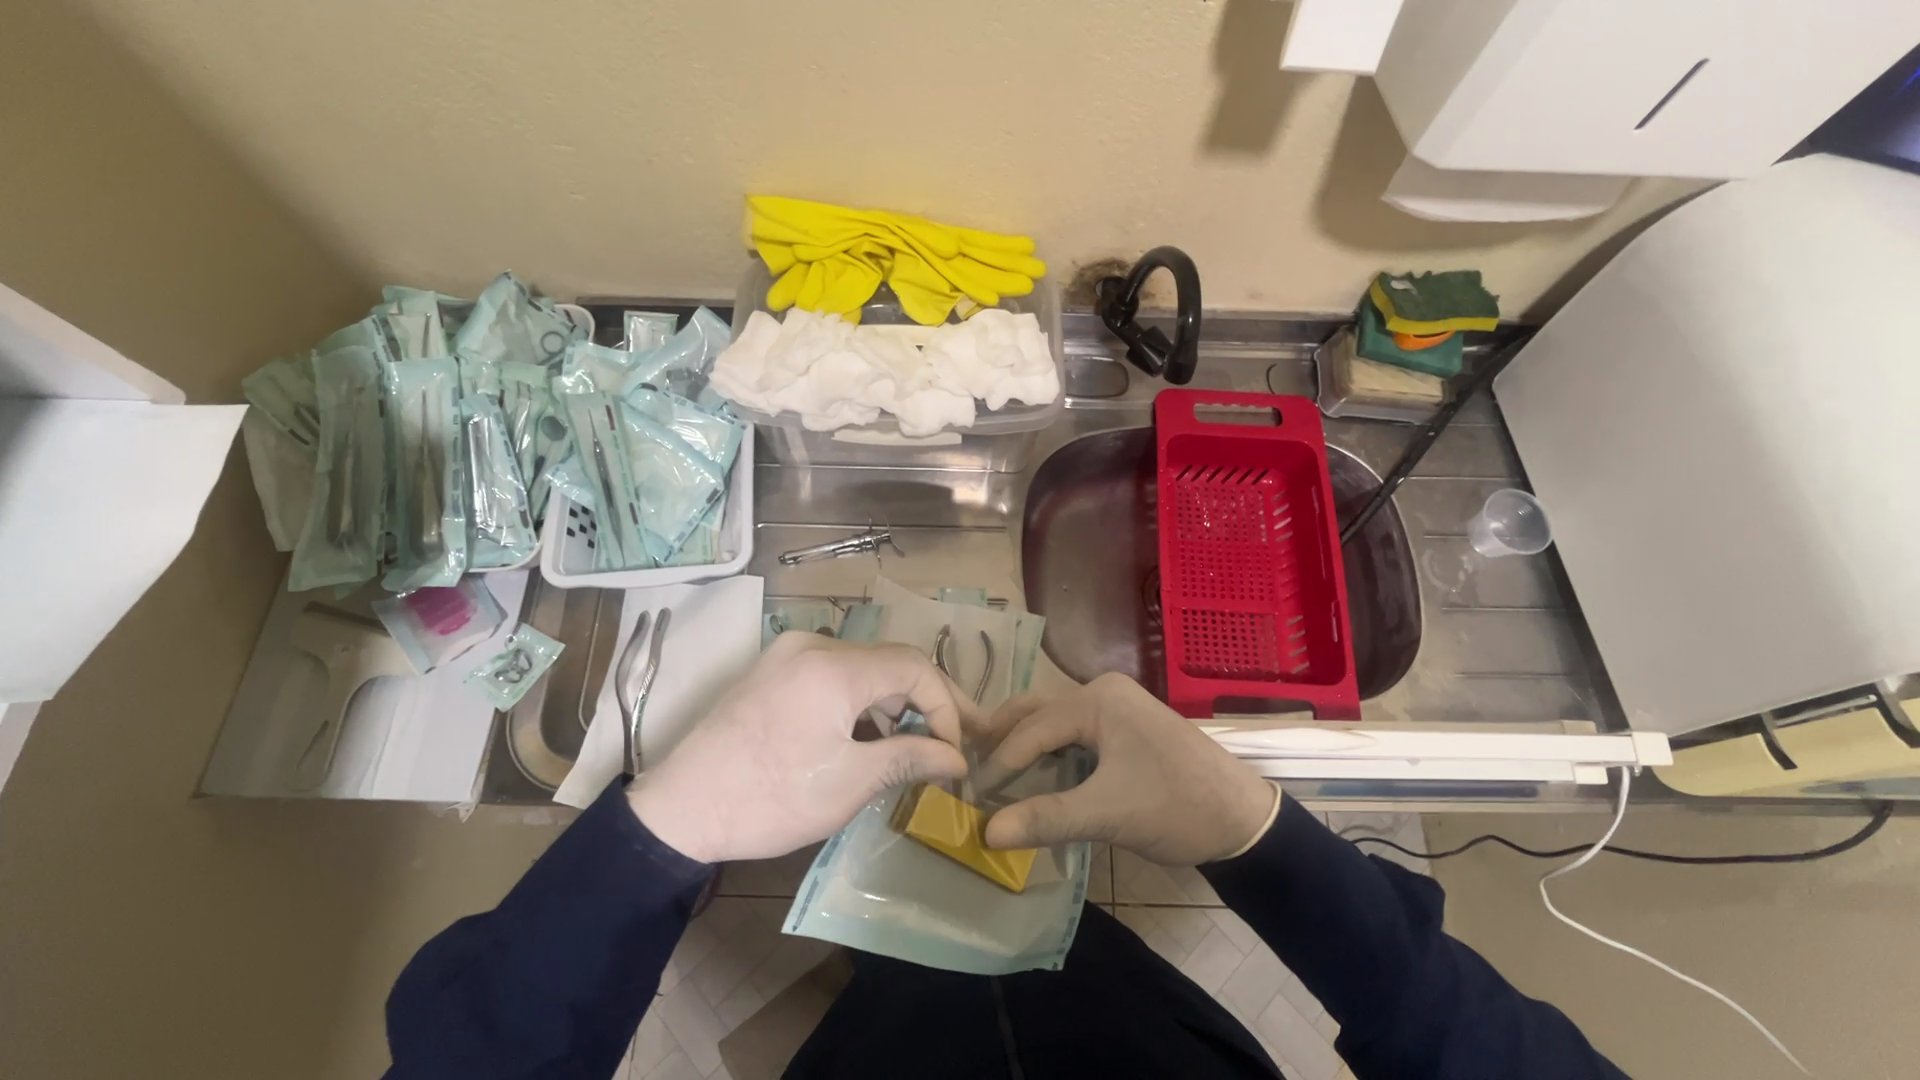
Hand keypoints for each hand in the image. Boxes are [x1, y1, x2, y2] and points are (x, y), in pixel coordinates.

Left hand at [628, 632, 973, 863]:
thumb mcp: (849, 784)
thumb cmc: (770, 798)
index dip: (946, 706)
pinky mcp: (772, 672)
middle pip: (889, 661)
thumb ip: (910, 758)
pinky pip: (832, 675)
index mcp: (834, 667)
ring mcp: (788, 655)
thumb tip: (957, 758)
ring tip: (912, 745)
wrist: (679, 809)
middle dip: (926, 701)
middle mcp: (812, 646)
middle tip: (953, 740)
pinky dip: (859, 701)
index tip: (956, 750)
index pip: (914, 668)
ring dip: (892, 702)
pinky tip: (867, 736)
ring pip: (861, 667)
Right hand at [977, 673, 1279, 865]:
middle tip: (969, 773)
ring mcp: (1118, 706)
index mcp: (1098, 699)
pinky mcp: (1127, 726)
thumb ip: (1046, 819)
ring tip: (995, 777)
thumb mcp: (1107, 814)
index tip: (971, 795)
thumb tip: (985, 833)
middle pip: (1036, 713)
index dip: (999, 764)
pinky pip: (1074, 732)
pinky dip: (1050, 752)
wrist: (1244, 821)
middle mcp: (1104, 691)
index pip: (1031, 729)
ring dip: (1026, 746)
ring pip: (1055, 722)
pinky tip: (1037, 777)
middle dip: (1003, 742)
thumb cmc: (1177, 808)